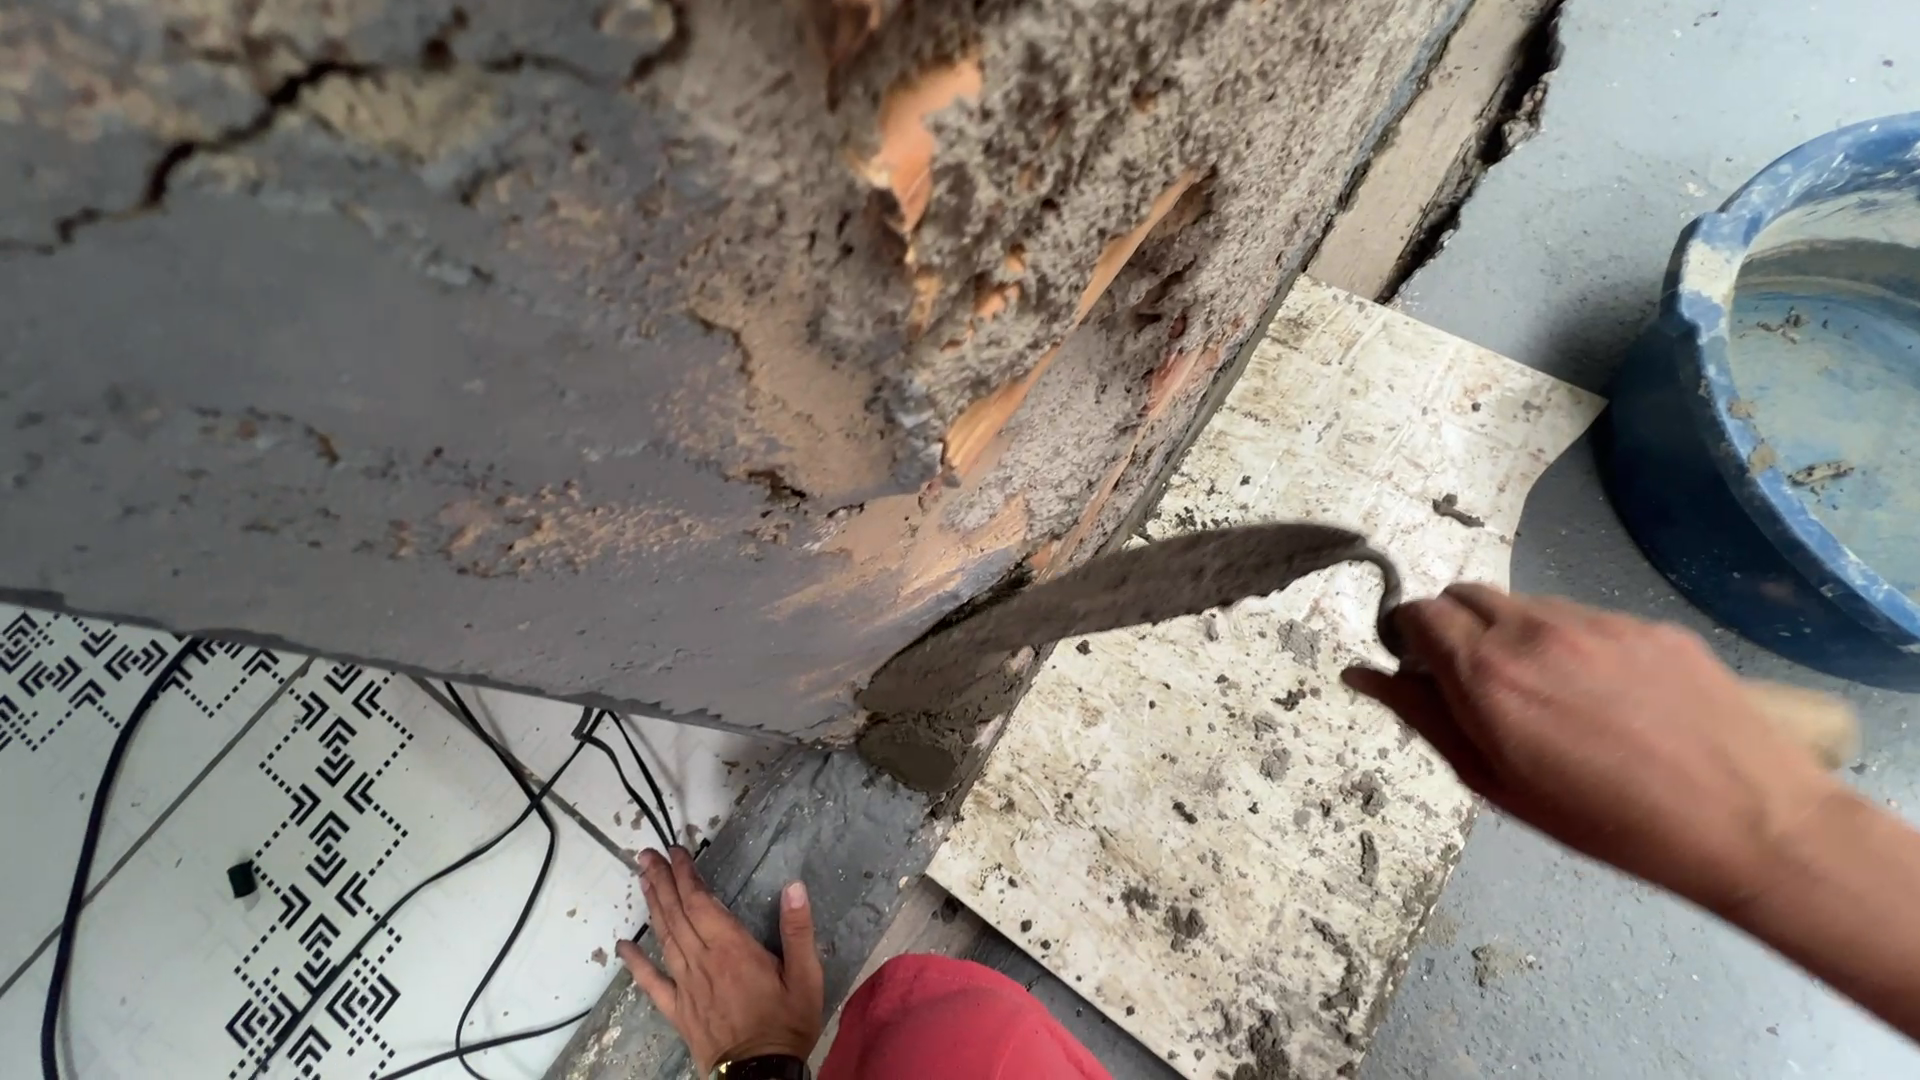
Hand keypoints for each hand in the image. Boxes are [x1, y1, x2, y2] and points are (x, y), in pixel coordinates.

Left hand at [615, 847, 823, 1073]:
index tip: (677, 851)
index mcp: (733, 950)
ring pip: (665, 938)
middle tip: (646, 854)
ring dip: (652, 906)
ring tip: (641, 879)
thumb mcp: (806, 975)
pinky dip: (636, 963)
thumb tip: (794, 886)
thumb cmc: (787, 1023)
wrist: (759, 1079)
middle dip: (662, 881)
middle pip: (678, 914)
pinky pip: (652, 983)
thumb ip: (798, 930)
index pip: (702, 903)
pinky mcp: (678, 1010)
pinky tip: (623, 946)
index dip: (687, 876)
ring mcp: (686, 987)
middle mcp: (703, 962)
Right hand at [1343, 584, 1846, 915]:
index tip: (1419, 666)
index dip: (1407, 634)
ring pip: (1520, 603)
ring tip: (1547, 688)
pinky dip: (1566, 640)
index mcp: (1483, 672)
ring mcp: (1593, 622)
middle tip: (1474, 677)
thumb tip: (1358, 674)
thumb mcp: (1489, 778)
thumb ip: (1418, 715)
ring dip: (1508, 631)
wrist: (1753, 826)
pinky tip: (1604, 691)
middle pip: (1462, 594)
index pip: (1416, 612)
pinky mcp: (1646, 625)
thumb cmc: (1599, 818)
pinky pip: (1580, 616)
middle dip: (1451, 625)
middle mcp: (1530, 631)